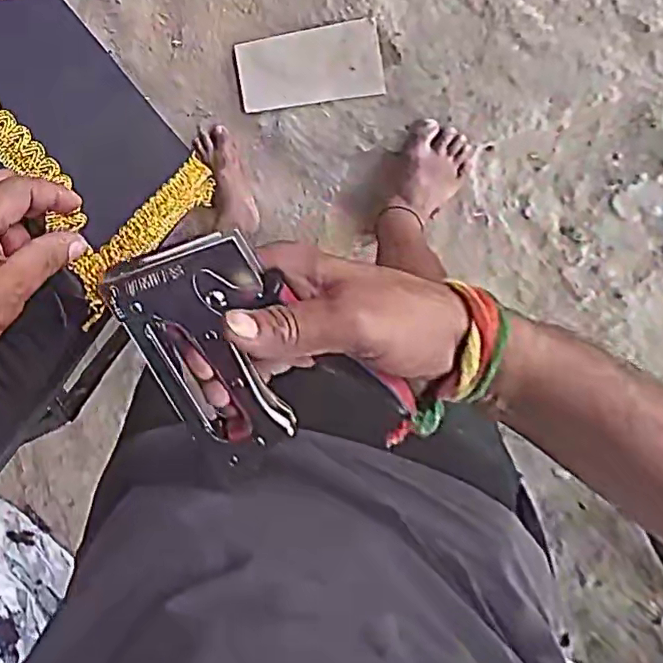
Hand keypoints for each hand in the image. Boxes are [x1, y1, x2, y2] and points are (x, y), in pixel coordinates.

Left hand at [0, 171, 90, 396]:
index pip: (19, 188)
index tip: (73, 205)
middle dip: (34, 206)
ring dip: (14, 222)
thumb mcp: (11, 288)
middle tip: (57, 229)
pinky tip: (2, 260)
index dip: (54, 194)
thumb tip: (72, 240)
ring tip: (19, 261)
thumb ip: (47, 255)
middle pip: (3, 186)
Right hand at [214, 241, 470, 391]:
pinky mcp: (305, 340)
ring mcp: (295, 314)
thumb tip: (233, 327)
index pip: (228, 280)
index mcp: (291, 264)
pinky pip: (265, 356)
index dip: (206, 311)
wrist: (465, 355)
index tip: (198, 346)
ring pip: (244, 338)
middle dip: (214, 348)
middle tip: (209, 381)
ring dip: (229, 366)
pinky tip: (241, 396)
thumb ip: (291, 325)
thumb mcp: (351, 321)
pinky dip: (251, 375)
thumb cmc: (416, 322)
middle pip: (231, 312)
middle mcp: (286, 285)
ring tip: (222, 397)